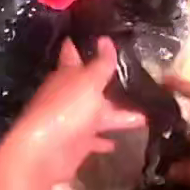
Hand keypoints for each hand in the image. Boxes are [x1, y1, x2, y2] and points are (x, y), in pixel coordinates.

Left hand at [0, 39, 145, 186]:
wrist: (44, 154)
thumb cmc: (66, 109)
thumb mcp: (89, 82)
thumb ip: (101, 64)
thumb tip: (106, 39)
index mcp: (67, 75)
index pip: (73, 54)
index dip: (81, 44)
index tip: (94, 35)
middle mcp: (67, 95)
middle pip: (90, 86)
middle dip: (109, 83)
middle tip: (134, 79)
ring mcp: (71, 121)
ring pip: (97, 113)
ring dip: (117, 114)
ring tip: (145, 115)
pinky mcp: (75, 145)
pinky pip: (93, 140)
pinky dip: (103, 140)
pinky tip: (117, 142)